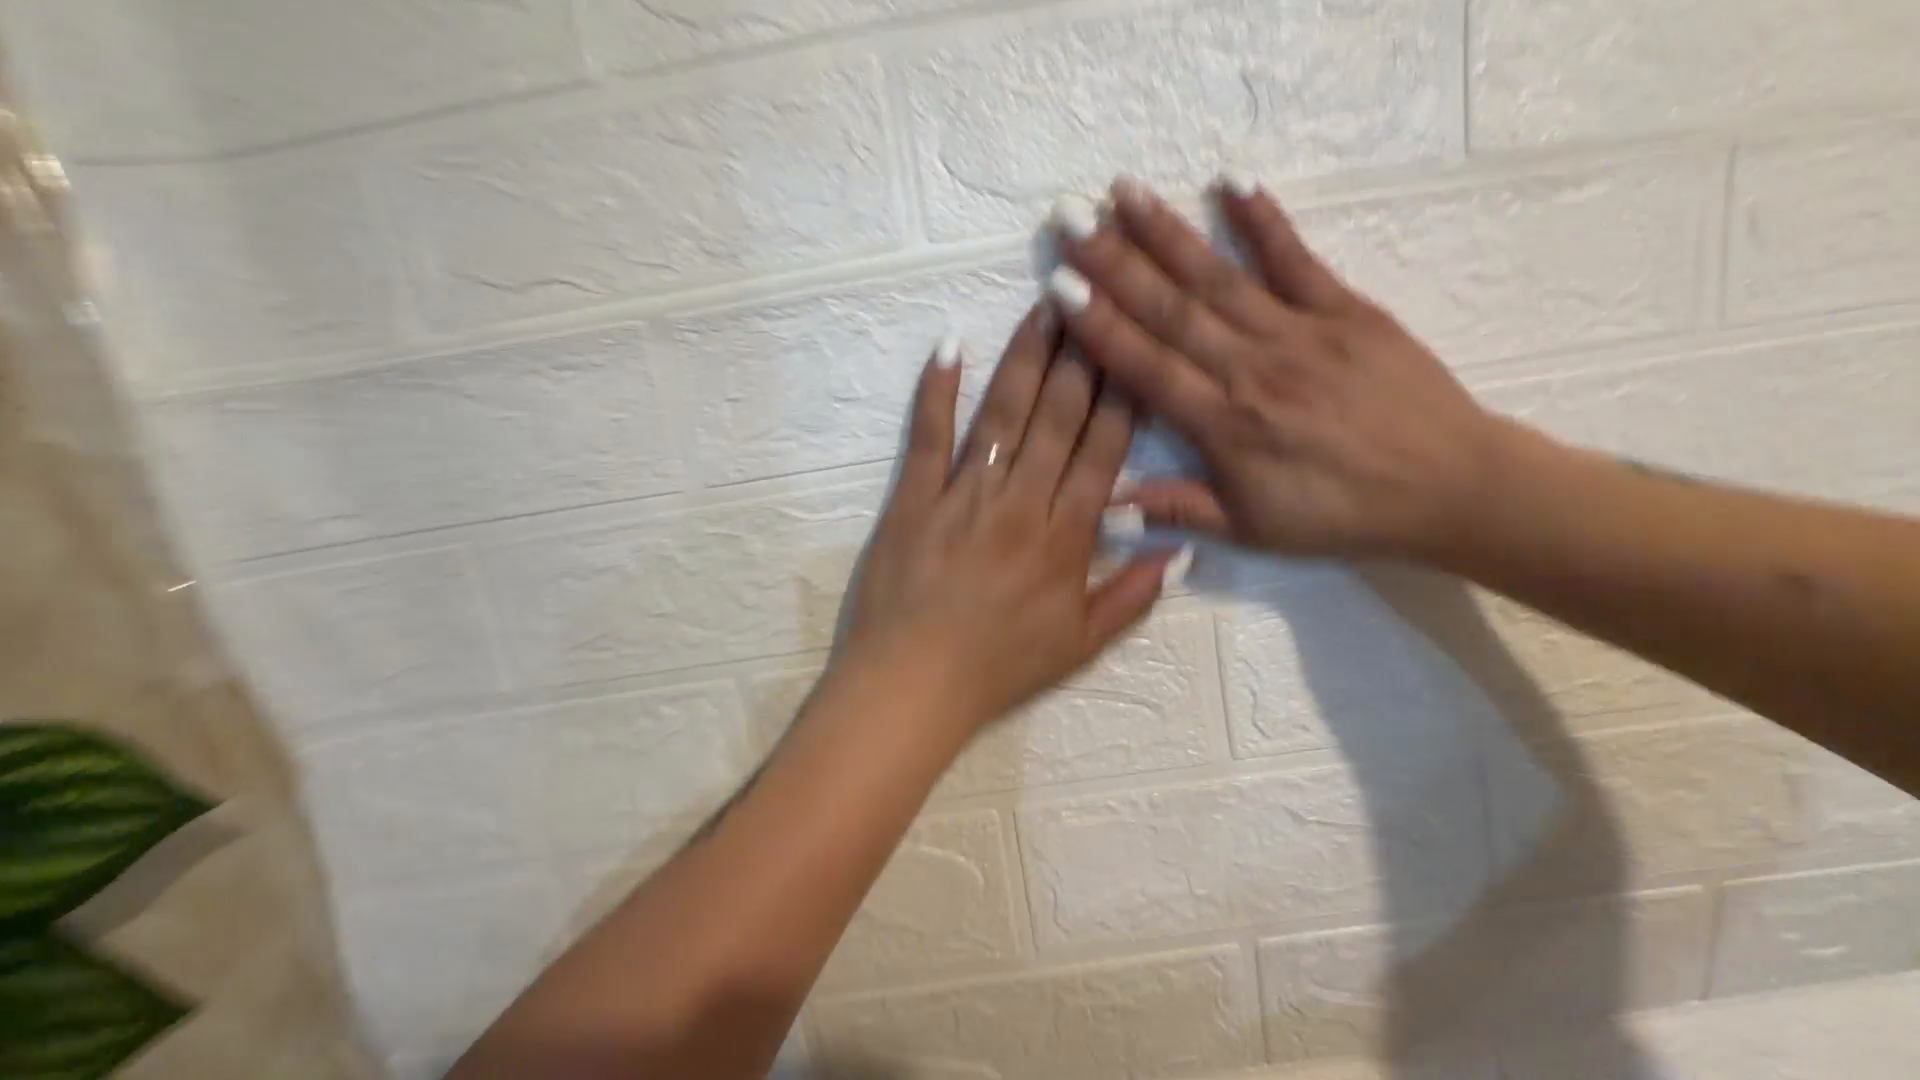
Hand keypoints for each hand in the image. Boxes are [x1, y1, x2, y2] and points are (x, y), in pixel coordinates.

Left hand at [828, 307, 1183, 734]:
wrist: (912, 686)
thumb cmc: (999, 668)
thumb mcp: (1081, 644)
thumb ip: (1134, 595)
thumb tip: (1185, 551)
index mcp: (1067, 538)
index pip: (1105, 452)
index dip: (1124, 396)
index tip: (1138, 345)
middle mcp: (1021, 504)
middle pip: (1059, 418)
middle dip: (1083, 355)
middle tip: (1097, 295)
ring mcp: (964, 496)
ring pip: (1003, 414)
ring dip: (1026, 356)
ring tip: (1044, 303)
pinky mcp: (913, 498)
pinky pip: (928, 436)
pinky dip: (936, 390)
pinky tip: (949, 345)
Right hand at [1045, 176, 1518, 558]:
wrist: (1448, 488)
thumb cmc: (1341, 514)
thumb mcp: (1254, 530)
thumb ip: (1180, 510)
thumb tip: (1108, 505)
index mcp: (1225, 425)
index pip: (1147, 367)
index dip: (1100, 327)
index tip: (1059, 286)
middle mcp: (1252, 368)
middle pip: (1171, 310)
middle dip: (1114, 264)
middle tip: (1070, 220)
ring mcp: (1300, 332)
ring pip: (1219, 277)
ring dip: (1168, 233)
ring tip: (1123, 192)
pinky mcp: (1346, 309)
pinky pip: (1297, 258)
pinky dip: (1264, 220)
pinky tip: (1229, 182)